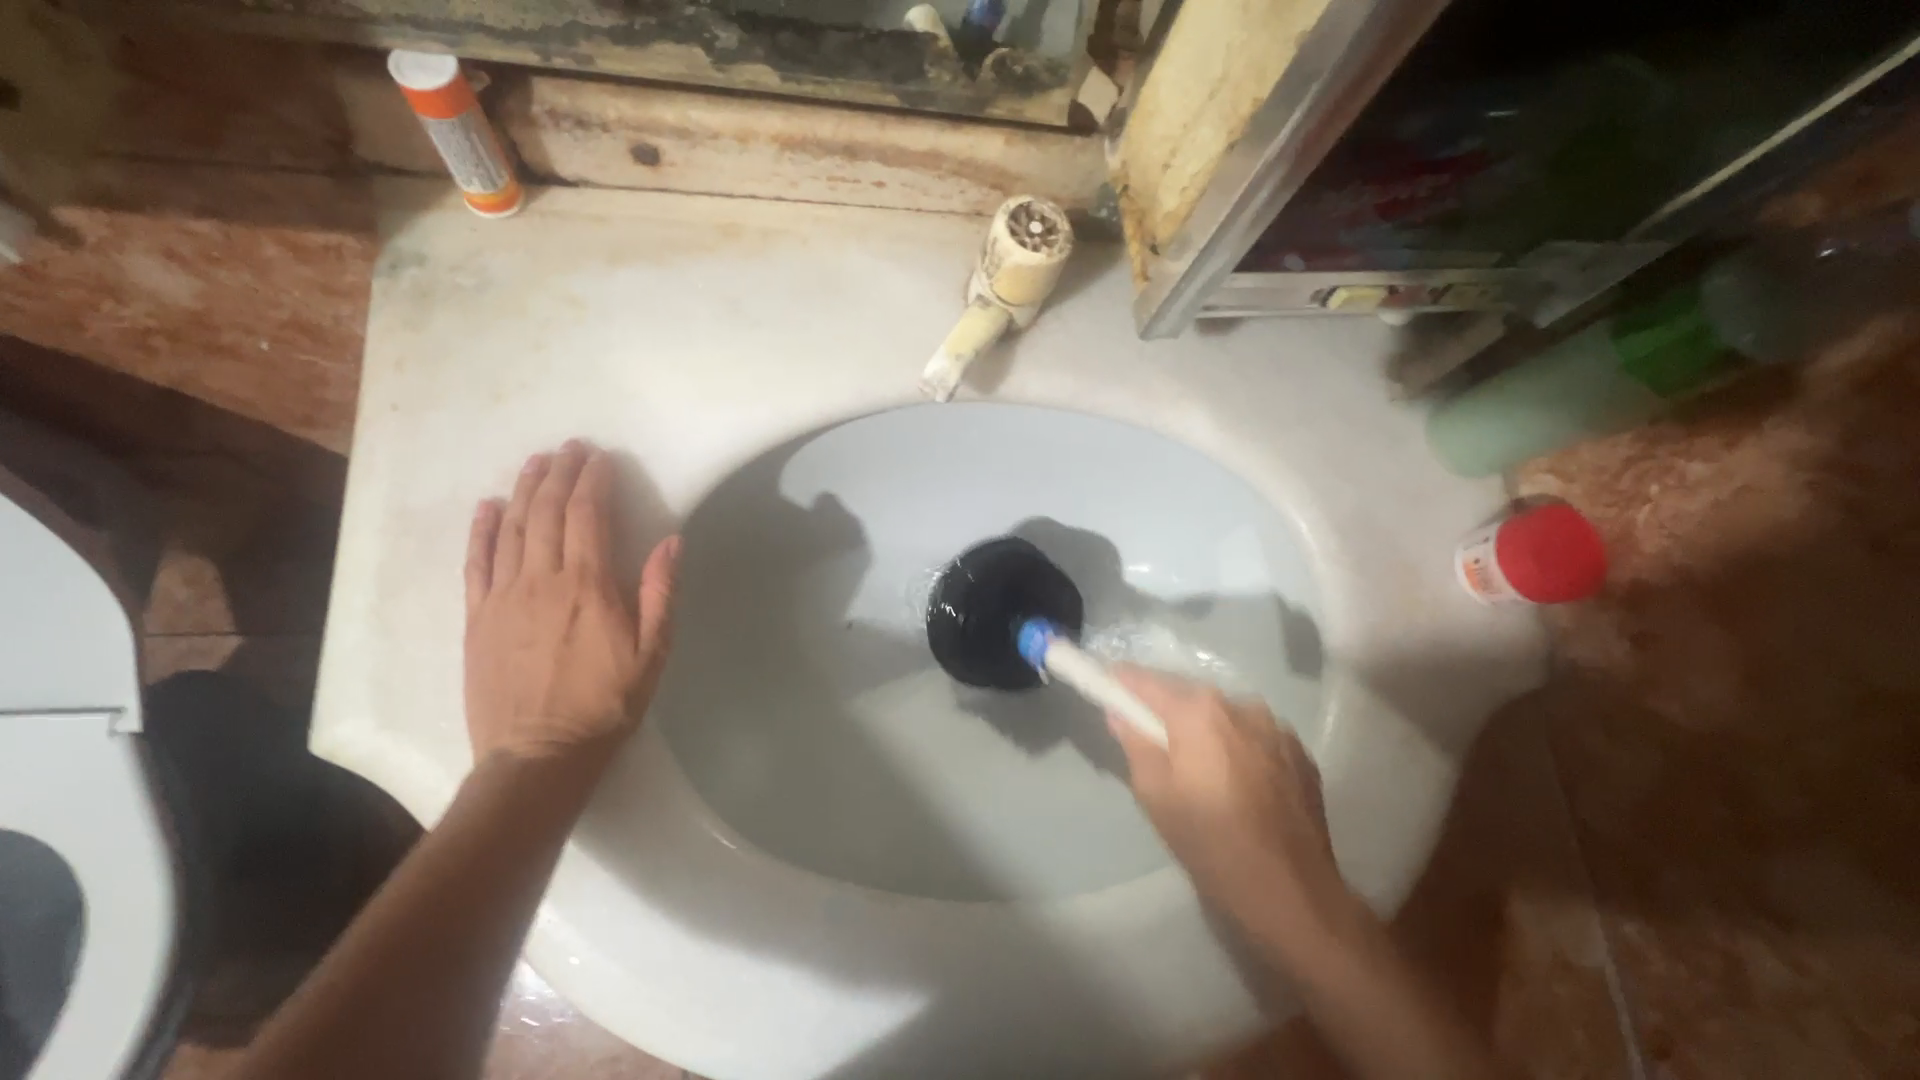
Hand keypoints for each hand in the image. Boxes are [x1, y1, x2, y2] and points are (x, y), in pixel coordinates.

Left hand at [463, 440, 678, 767]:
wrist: (537, 755)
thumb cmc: (605, 706)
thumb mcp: (651, 654)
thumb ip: (659, 594)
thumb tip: (670, 541)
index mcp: (588, 586)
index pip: (588, 516)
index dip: (594, 481)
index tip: (600, 457)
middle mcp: (541, 580)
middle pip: (548, 513)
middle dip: (560, 474)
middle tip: (570, 447)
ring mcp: (502, 597)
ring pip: (512, 529)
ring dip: (525, 489)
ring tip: (536, 462)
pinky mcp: (477, 618)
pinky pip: (475, 563)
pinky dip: (482, 530)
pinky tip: (488, 506)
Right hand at [1106, 668, 1357, 947]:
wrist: (1292, 891)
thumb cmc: (1211, 843)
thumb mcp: (1155, 795)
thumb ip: (1135, 742)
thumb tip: (1120, 711)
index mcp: (1199, 712)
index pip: (1147, 681)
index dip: (1122, 682)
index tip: (1104, 685)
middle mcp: (1241, 705)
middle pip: (1189, 695)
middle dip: (1165, 710)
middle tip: (1147, 737)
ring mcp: (1277, 728)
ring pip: (1225, 716)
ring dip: (1205, 730)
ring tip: (1197, 767)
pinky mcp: (1300, 753)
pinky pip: (1255, 737)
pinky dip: (1238, 747)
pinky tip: (1236, 783)